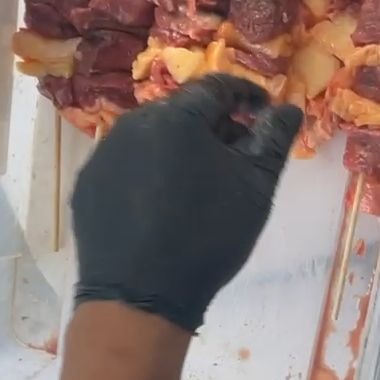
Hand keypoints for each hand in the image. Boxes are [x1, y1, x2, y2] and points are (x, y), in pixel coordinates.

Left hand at [72, 75, 303, 332]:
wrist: (142, 293)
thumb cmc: (210, 236)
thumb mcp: (255, 189)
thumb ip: (274, 141)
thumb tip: (289, 108)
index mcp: (179, 118)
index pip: (217, 86)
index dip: (247, 95)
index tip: (265, 110)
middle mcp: (135, 123)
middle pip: (184, 110)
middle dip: (216, 124)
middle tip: (240, 153)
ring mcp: (106, 153)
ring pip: (154, 136)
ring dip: (183, 148)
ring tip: (204, 182)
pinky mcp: (90, 183)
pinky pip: (129, 164)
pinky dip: (153, 171)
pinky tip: (168, 204)